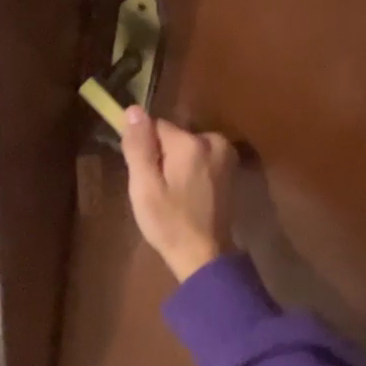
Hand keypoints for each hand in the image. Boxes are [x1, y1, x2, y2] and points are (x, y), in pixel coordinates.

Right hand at [122, 105, 235, 280]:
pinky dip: (191, 174)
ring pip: (187, 149)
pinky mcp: (231, 171)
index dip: (143, 150)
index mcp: (190, 143)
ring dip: (176, 166)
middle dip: (161, 157)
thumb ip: (139, 146)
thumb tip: (134, 109)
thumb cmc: (169, 223)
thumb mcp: (144, 186)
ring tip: (171, 196)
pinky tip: (187, 197)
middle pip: (173, 137)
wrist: (205, 256)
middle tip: (157, 191)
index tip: (142, 176)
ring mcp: (226, 156)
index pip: (155, 126)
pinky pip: (201, 161)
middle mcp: (213, 141)